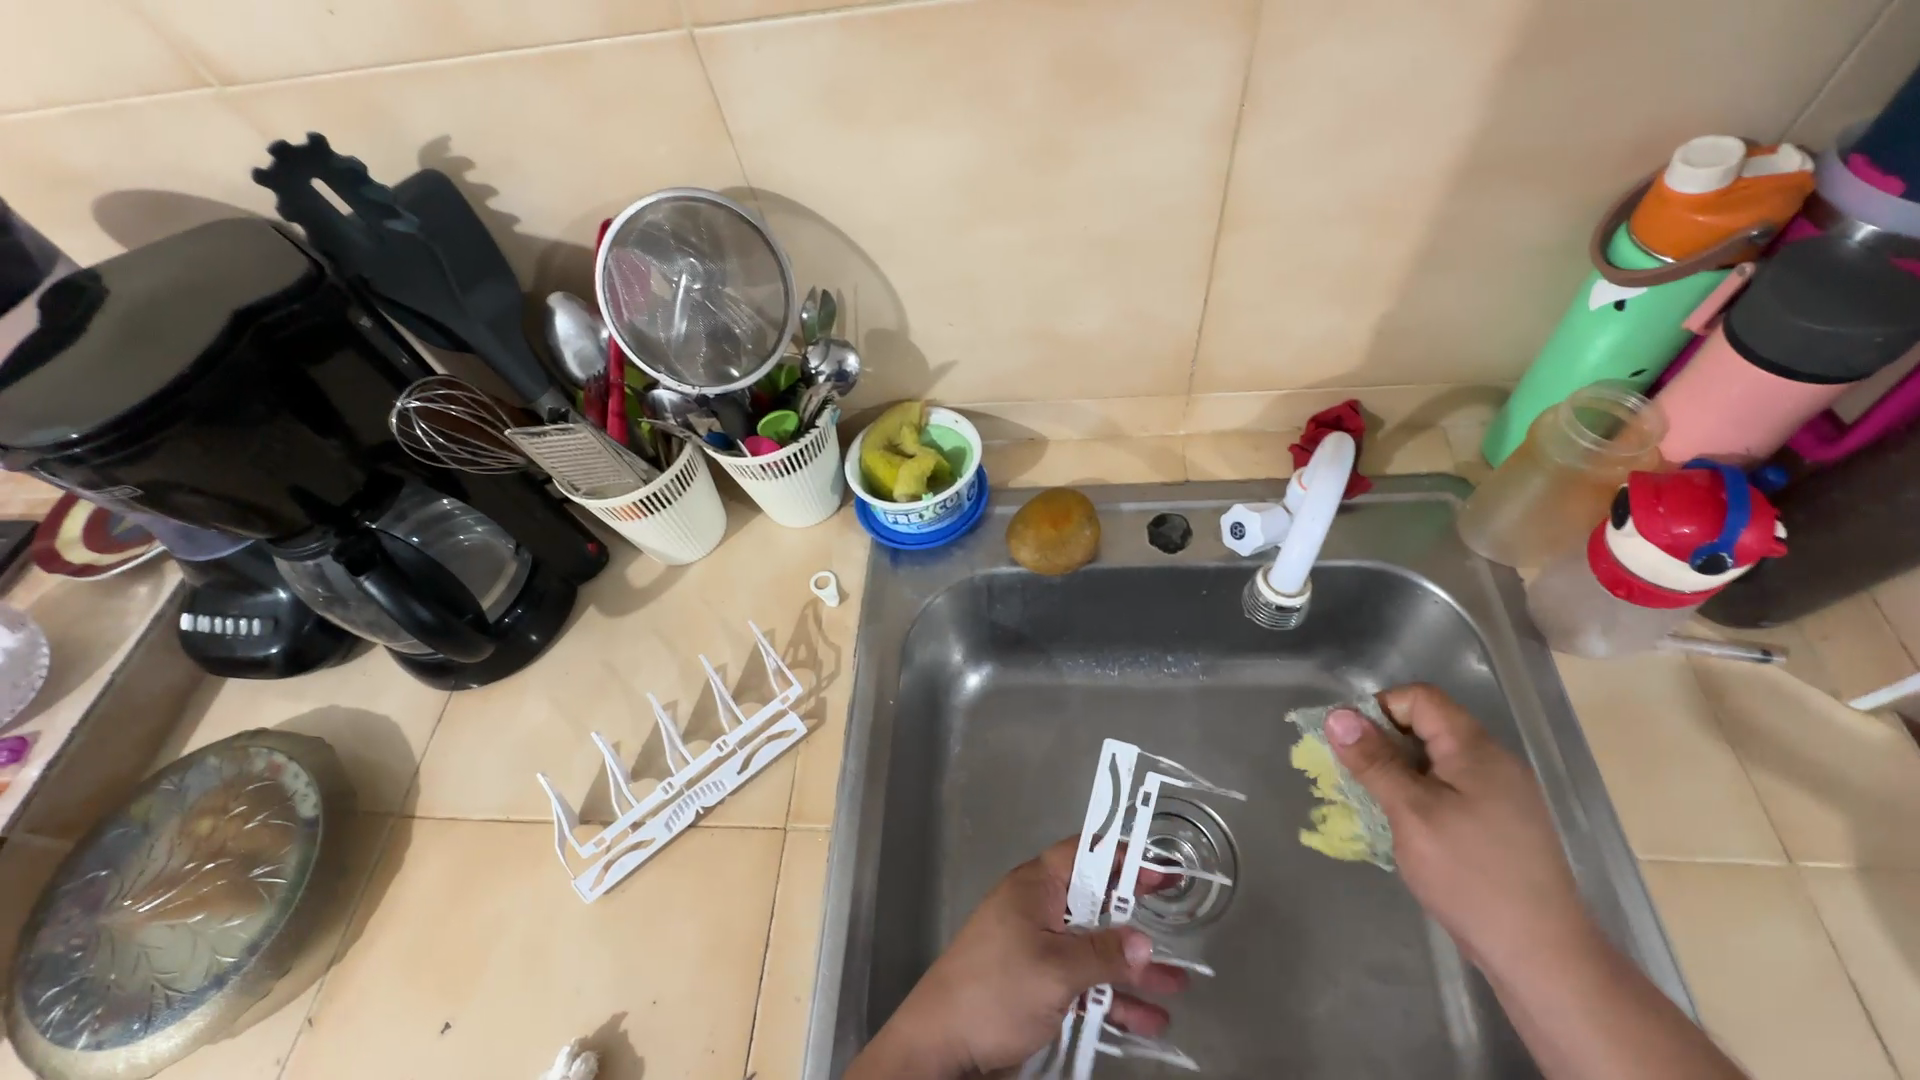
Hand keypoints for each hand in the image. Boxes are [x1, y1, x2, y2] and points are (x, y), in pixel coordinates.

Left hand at [848, 838, 1189, 1079]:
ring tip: (1177, 984)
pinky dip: (1113, 1000)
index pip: (1084, 855)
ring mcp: (1038, 952)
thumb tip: (1143, 942)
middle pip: (1094, 905)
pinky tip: (1148, 1020)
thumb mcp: (1055, 968)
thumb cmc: (995, 989)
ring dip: (1132, 969)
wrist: (942, 1046)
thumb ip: (1103, 953)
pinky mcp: (1038, 988)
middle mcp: (1038, 912)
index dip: (1122, 857)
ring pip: (1094, 951)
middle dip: (1135, 919)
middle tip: (1177, 918)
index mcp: (1035, 888)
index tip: (1160, 871)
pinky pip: (1084, 985)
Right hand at [1326, 684, 1599, 977]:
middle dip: (1383, 745)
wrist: (1539, 951)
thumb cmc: (1470, 874)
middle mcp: (1493, 762)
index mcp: (1476, 749)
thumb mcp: (1411, 812)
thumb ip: (1374, 762)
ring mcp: (1500, 795)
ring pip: (1435, 762)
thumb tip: (1338, 716)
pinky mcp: (1499, 824)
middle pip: (1427, 727)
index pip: (1420, 698)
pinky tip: (1406, 831)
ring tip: (1375, 807)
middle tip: (1354, 780)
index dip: (1379, 710)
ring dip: (1398, 774)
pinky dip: (1419, 798)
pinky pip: (1449, 791)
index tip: (1352, 747)